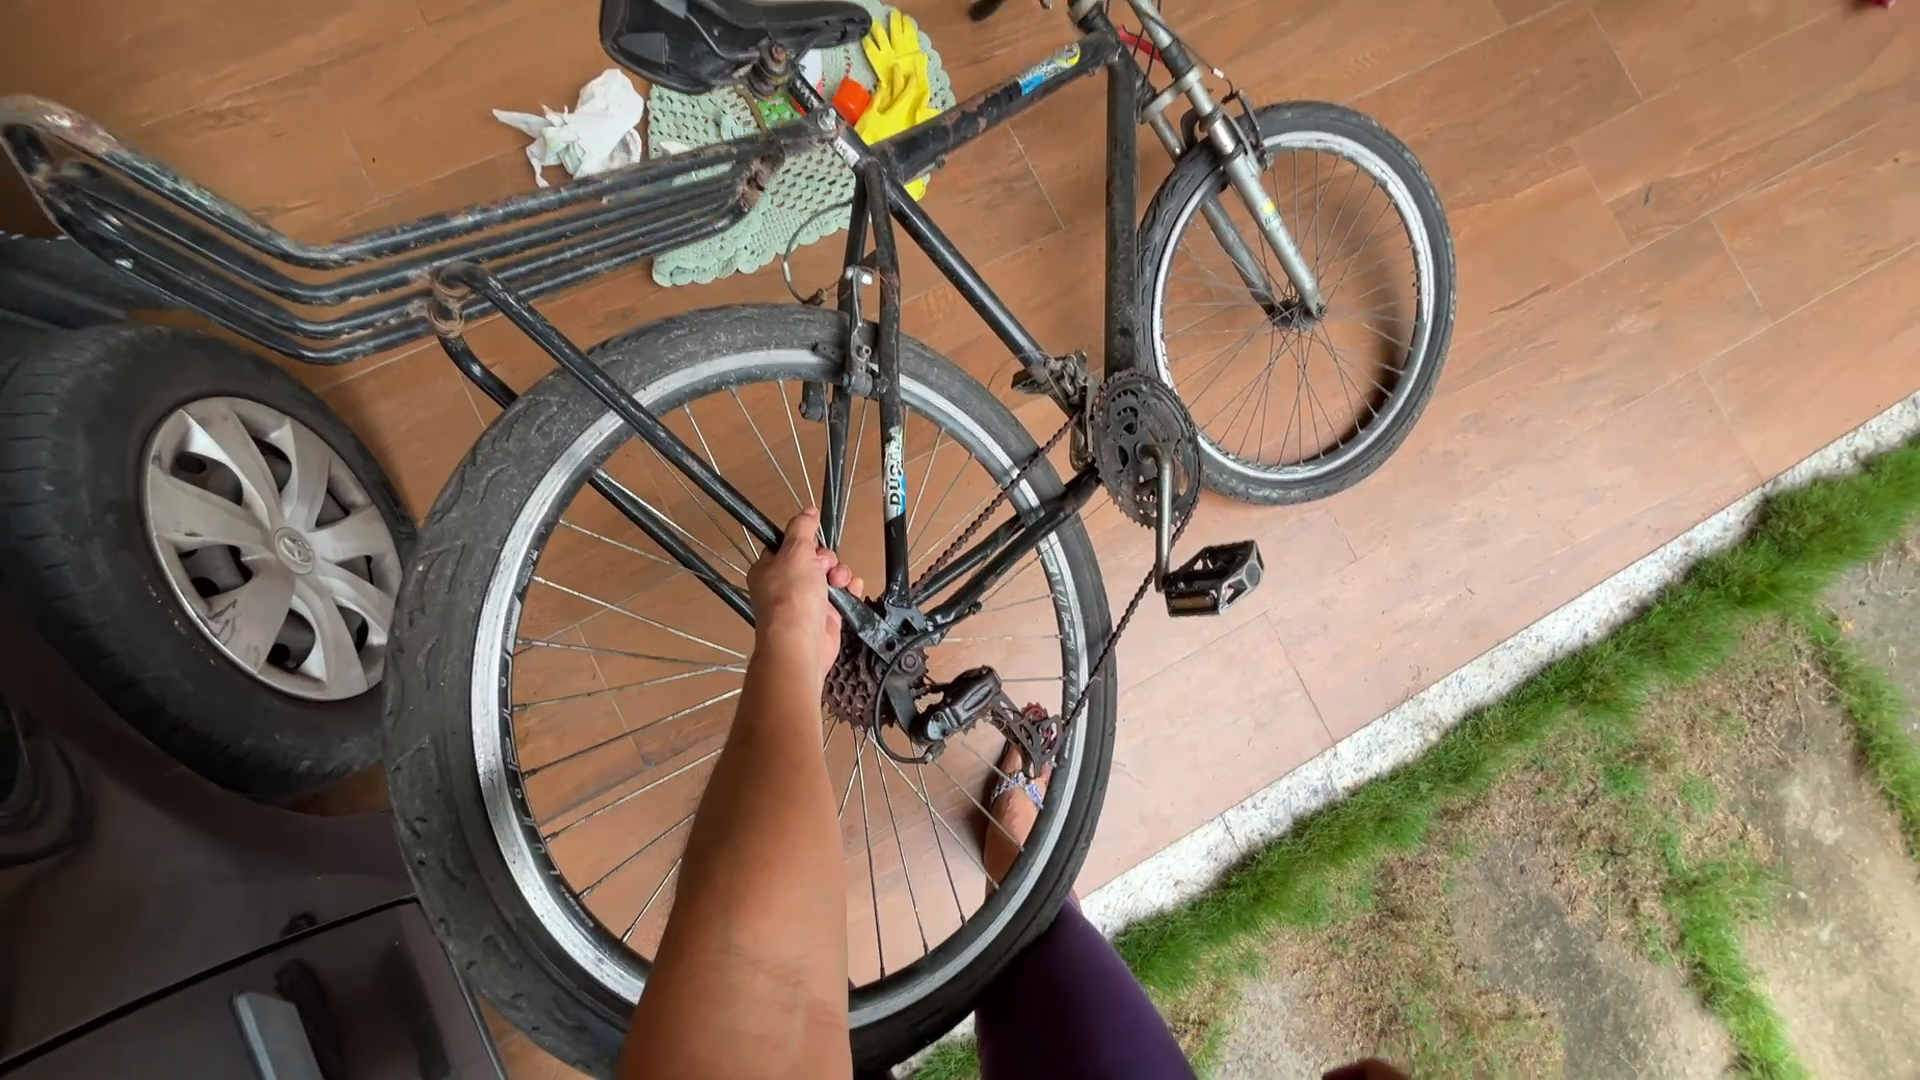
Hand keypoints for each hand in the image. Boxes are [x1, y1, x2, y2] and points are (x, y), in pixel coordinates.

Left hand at [746, 508, 862, 682]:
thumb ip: (802, 528)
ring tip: (838, 582)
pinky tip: (851, 590)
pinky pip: (843, 594)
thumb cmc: (791, 597)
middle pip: (814, 558)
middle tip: (824, 567)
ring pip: (831, 574)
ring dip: (840, 573)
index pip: (788, 545)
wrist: (801, 643)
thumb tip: (808, 510)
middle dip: (826, 559)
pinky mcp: (826, 615)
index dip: (804, 540)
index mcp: (769, 568)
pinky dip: (849, 590)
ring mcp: (807, 600)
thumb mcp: (795, 551)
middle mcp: (786, 584)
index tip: (812, 542)